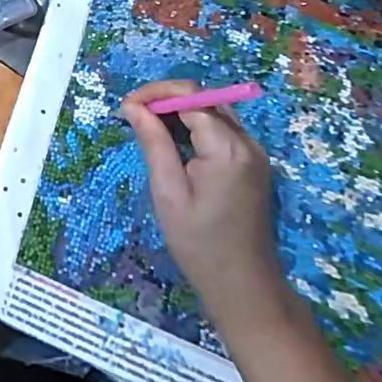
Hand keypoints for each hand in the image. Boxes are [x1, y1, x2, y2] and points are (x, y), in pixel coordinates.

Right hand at [119, 81, 285, 310]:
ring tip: (147, 123)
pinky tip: (172, 140)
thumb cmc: (200, 244)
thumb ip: (153, 142)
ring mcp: (254, 152)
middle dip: (166, 98)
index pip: (191, 97)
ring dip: (179, 109)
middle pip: (204, 98)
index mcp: (227, 148)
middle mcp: (247, 142)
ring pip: (213, 110)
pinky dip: (195, 124)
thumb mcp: (168, 192)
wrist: (244, 287)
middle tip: (133, 113)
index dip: (156, 94)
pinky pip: (221, 128)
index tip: (127, 107)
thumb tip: (133, 106)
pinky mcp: (253, 163)